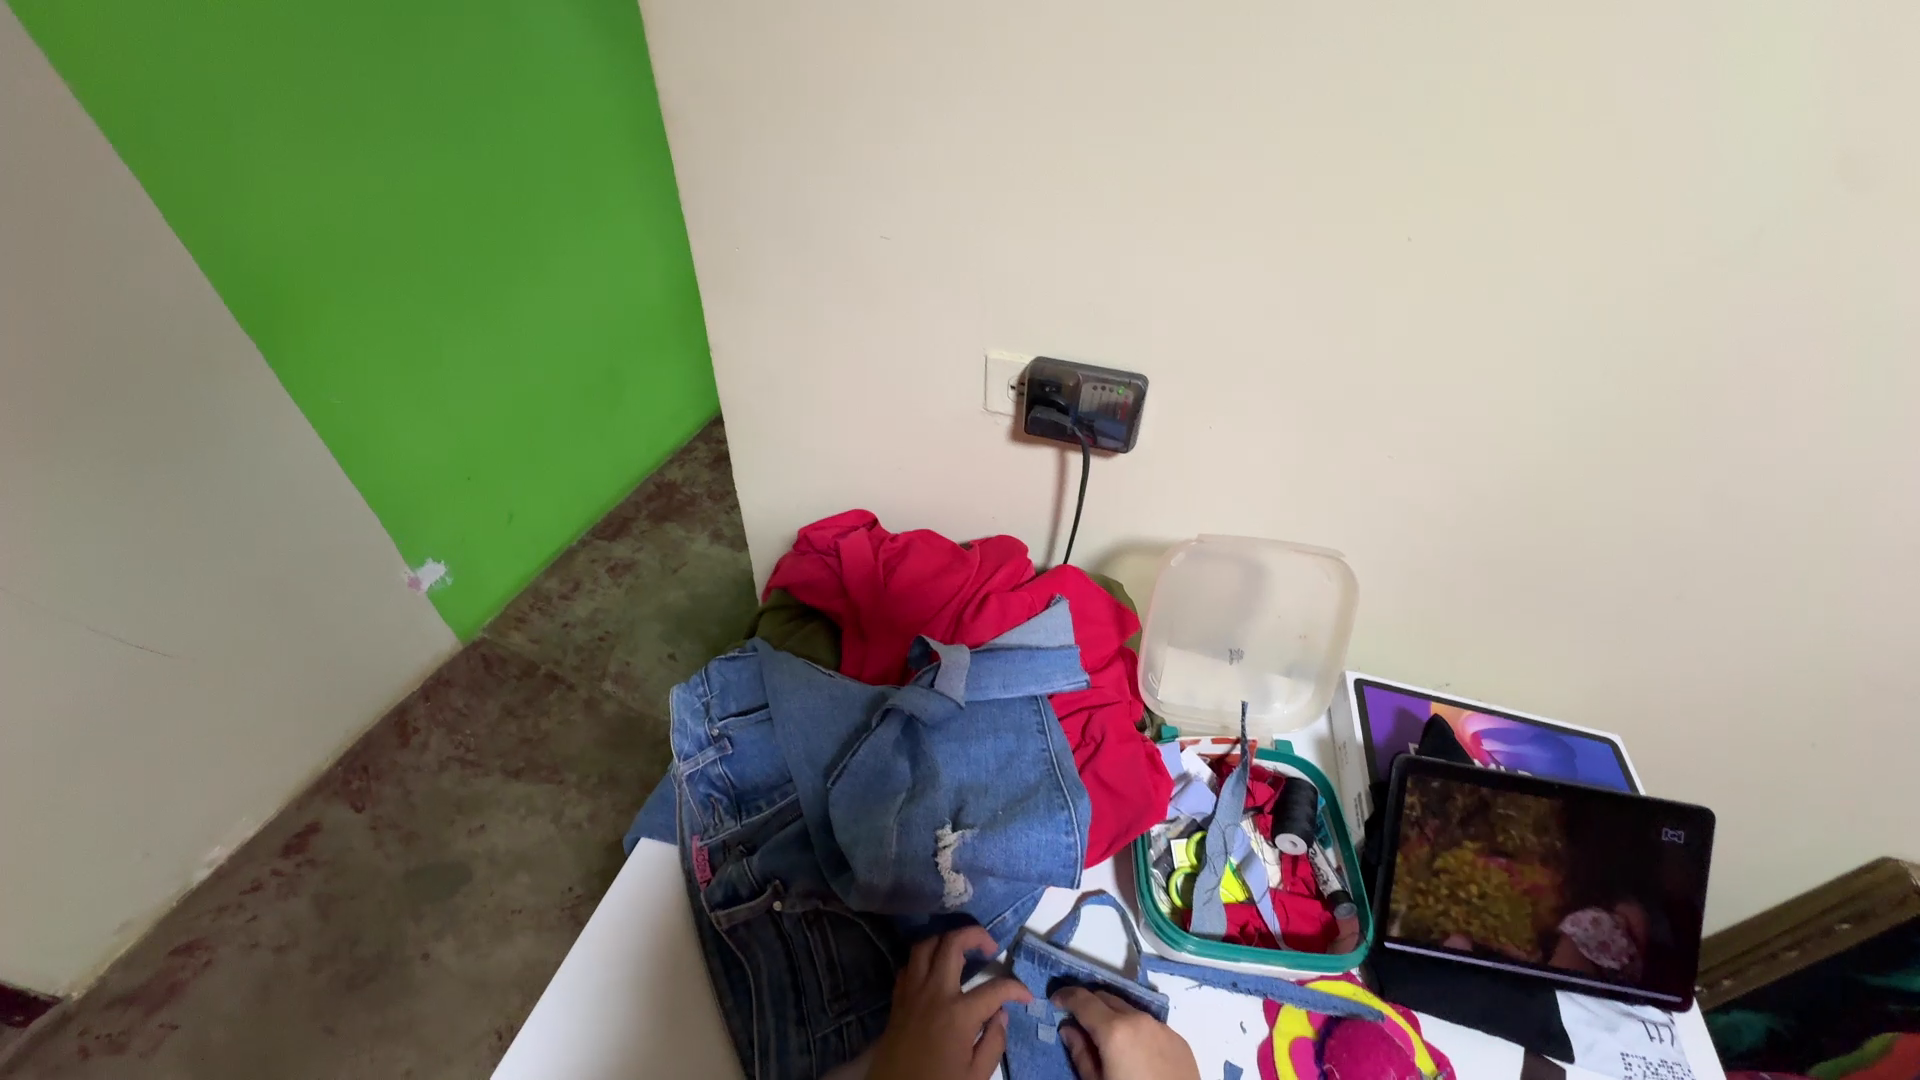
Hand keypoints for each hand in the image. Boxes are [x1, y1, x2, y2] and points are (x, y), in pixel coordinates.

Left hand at [868, 926, 1032, 1079]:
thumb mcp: (975, 1078)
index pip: (995, 989)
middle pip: (953, 944)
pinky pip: (909, 965)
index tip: (1027, 996)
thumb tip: (1001, 1014)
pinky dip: (923, 960)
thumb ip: (993, 1044)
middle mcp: (935, 993)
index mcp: (959, 1014)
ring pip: (925, 945)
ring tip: (961, 950)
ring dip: (945, 940)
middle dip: (975, 935)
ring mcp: (912, 992)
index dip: (1016, 988)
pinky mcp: (897, 999)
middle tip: (990, 946)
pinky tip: (934, 972)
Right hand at [1053, 987, 1199, 1079]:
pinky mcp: (1178, 1040)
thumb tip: (1069, 1029)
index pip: (1083, 999)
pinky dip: (1136, 1030)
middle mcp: (1138, 1019)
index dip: (1066, 996)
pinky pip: (1150, 1025)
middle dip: (1089, 1005)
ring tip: (1108, 1040)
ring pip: (1129, 1010)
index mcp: (1114, 1030)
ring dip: (1113, 1016)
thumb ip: (1080, 1053)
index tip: (1055, 1001)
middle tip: (1078, 1021)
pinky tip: (1135, 1053)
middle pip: (1106, 998)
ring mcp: (1162, 1027)